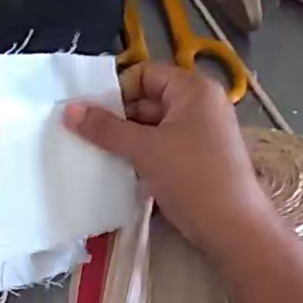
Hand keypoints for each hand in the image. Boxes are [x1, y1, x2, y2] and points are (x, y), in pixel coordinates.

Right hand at [64, 62, 279, 259]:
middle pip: (147, 100)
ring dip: (127, 140)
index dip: (116, 91)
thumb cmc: (193, 178)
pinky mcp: (197, 159)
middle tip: (87, 138)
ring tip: (99, 156)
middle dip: (118, 119)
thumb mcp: (145, 150)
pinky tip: (121, 171)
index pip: (144, 74)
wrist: (233, 228)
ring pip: (153, 127)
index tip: (92, 117)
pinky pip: (162, 147)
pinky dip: (142, 156)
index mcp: (193, 89)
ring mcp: (200, 133)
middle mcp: (200, 105)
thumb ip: (106, 129)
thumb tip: (69, 110)